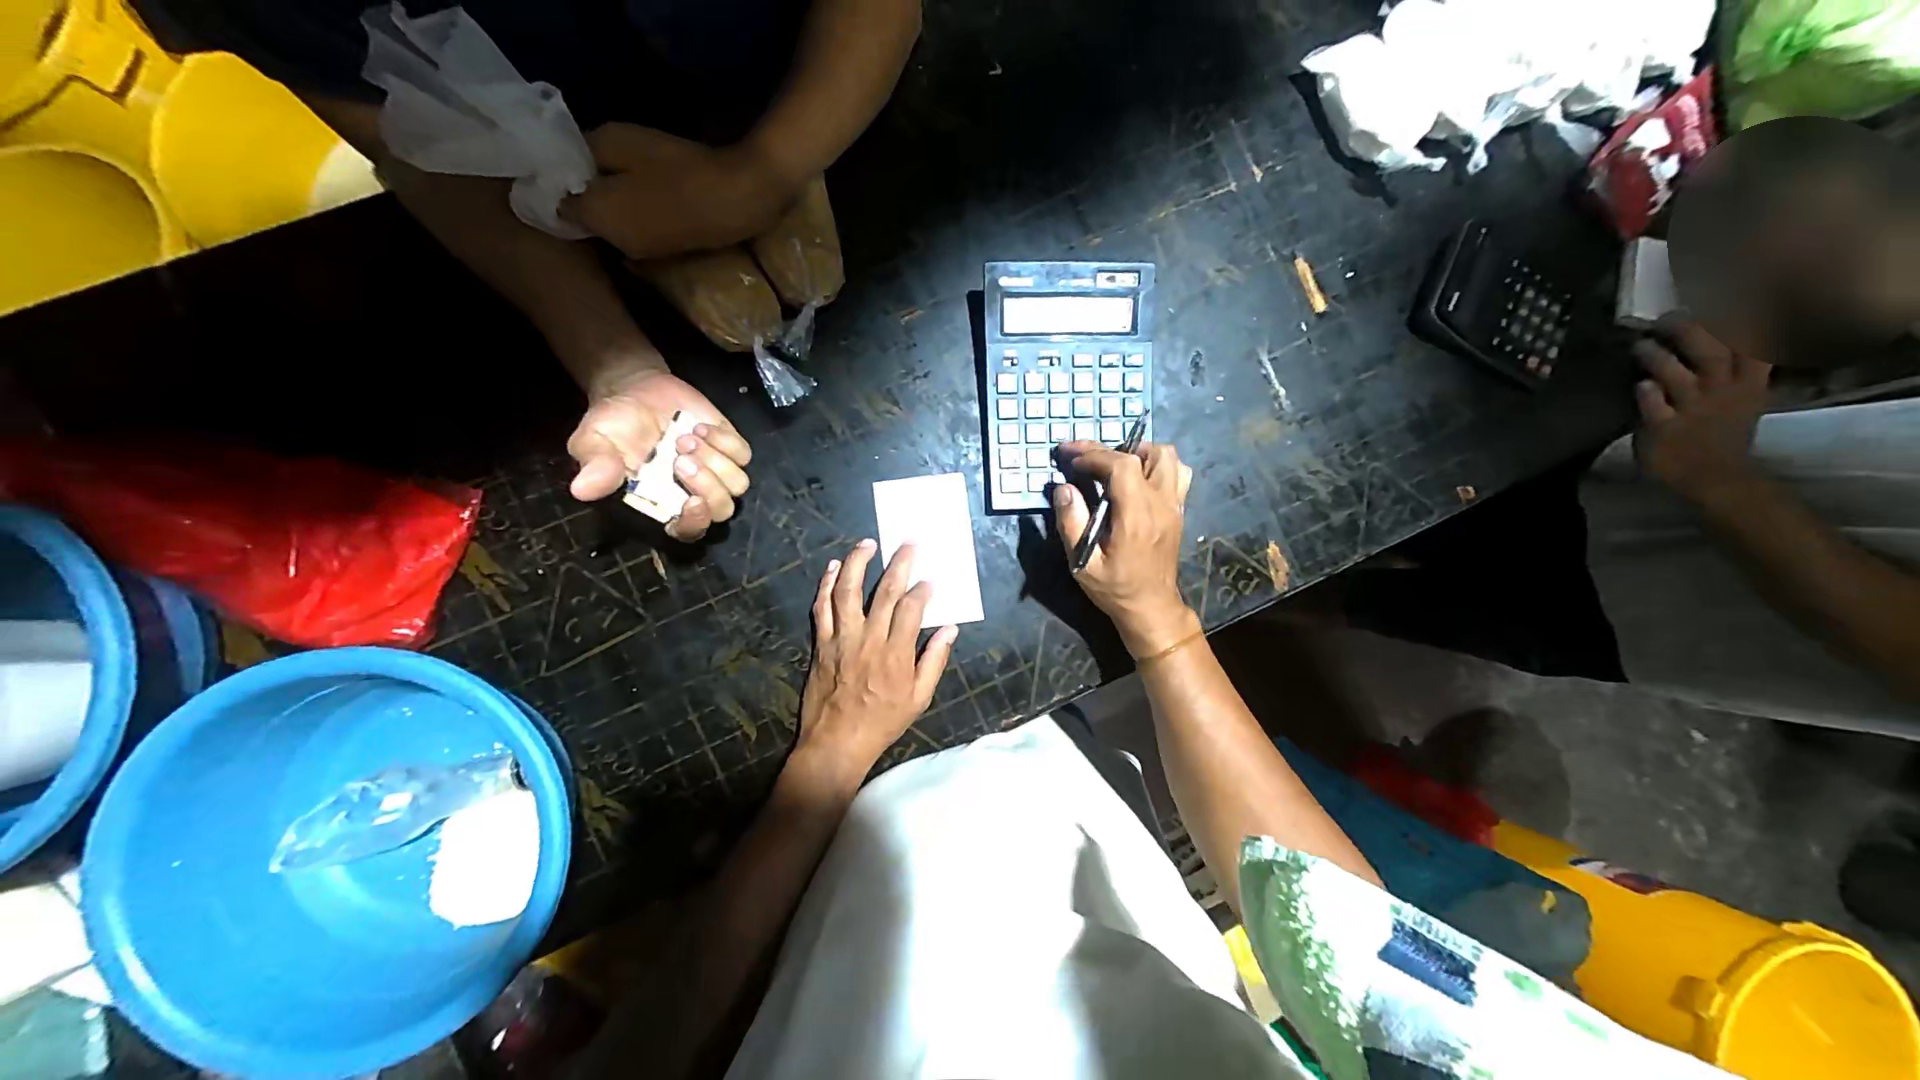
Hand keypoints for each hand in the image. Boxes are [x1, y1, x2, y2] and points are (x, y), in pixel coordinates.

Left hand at [565, 124, 797, 259]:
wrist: (737, 199)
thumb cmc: (676, 166)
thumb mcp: (619, 139)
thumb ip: (586, 149)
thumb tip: (573, 161)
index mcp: (596, 216)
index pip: (556, 205)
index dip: (560, 183)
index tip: (569, 163)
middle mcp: (614, 245)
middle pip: (589, 218)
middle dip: (590, 195)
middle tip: (603, 165)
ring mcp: (643, 255)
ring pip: (615, 228)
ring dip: (617, 208)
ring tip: (633, 180)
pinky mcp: (667, 256)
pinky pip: (638, 234)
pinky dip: (639, 217)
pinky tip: (655, 197)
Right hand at [566, 368, 752, 540]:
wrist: (634, 390)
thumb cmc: (611, 424)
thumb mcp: (592, 443)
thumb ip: (595, 468)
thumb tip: (582, 490)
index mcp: (663, 505)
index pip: (689, 531)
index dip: (695, 523)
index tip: (692, 502)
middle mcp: (694, 494)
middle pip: (721, 509)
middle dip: (707, 485)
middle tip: (679, 454)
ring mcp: (716, 471)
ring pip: (737, 484)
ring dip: (715, 461)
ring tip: (684, 437)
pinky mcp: (729, 447)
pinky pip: (744, 455)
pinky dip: (725, 441)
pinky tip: (700, 427)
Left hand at [798, 540, 956, 772]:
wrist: (837, 741)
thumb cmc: (883, 722)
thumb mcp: (919, 698)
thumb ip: (934, 661)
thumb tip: (950, 629)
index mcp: (896, 653)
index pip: (912, 608)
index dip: (923, 590)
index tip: (930, 580)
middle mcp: (869, 638)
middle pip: (886, 591)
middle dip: (900, 564)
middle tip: (909, 544)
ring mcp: (842, 638)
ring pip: (848, 591)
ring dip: (858, 563)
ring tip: (868, 543)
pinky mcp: (821, 642)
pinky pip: (821, 607)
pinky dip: (826, 584)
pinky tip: (834, 567)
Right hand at [1052, 440, 1198, 656]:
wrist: (1150, 607)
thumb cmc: (1114, 588)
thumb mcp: (1083, 562)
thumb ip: (1071, 523)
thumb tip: (1063, 488)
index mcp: (1136, 516)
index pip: (1121, 466)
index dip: (1093, 454)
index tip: (1069, 457)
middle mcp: (1160, 504)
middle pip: (1149, 453)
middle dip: (1113, 449)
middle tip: (1087, 459)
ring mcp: (1174, 506)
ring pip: (1169, 458)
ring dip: (1139, 454)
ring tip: (1113, 466)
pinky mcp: (1177, 510)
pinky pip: (1177, 474)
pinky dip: (1156, 466)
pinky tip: (1136, 479)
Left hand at [1632, 319, 1772, 504]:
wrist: (1715, 477)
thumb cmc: (1722, 433)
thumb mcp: (1743, 396)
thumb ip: (1733, 370)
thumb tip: (1718, 335)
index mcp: (1748, 382)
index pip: (1753, 344)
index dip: (1741, 319)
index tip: (1721, 297)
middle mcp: (1723, 391)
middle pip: (1710, 352)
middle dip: (1689, 331)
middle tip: (1665, 319)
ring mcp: (1693, 410)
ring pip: (1677, 375)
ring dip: (1657, 358)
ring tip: (1639, 347)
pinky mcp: (1664, 429)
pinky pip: (1654, 407)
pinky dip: (1646, 394)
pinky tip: (1639, 385)